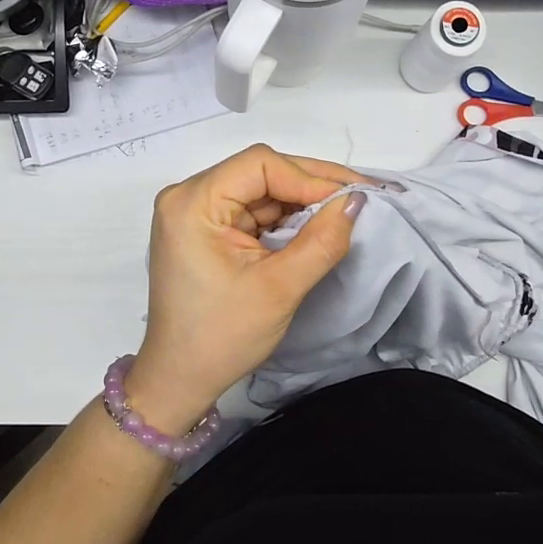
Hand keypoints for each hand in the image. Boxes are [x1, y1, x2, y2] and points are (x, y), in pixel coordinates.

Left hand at [127, 144, 369, 430]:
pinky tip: (316, 223)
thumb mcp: (280, 289)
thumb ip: (321, 241)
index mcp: (192, 203)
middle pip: (260, 171)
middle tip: (361, 194)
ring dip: (301, 200)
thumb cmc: (222, 336)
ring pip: (260, 189)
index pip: (260, 165)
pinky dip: (285, 217)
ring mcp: (195, 213)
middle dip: (311, 184)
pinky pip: (252, 210)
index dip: (310, 177)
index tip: (352, 198)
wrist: (180, 378)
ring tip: (346, 209)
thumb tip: (356, 202)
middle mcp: (188, 197)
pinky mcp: (206, 230)